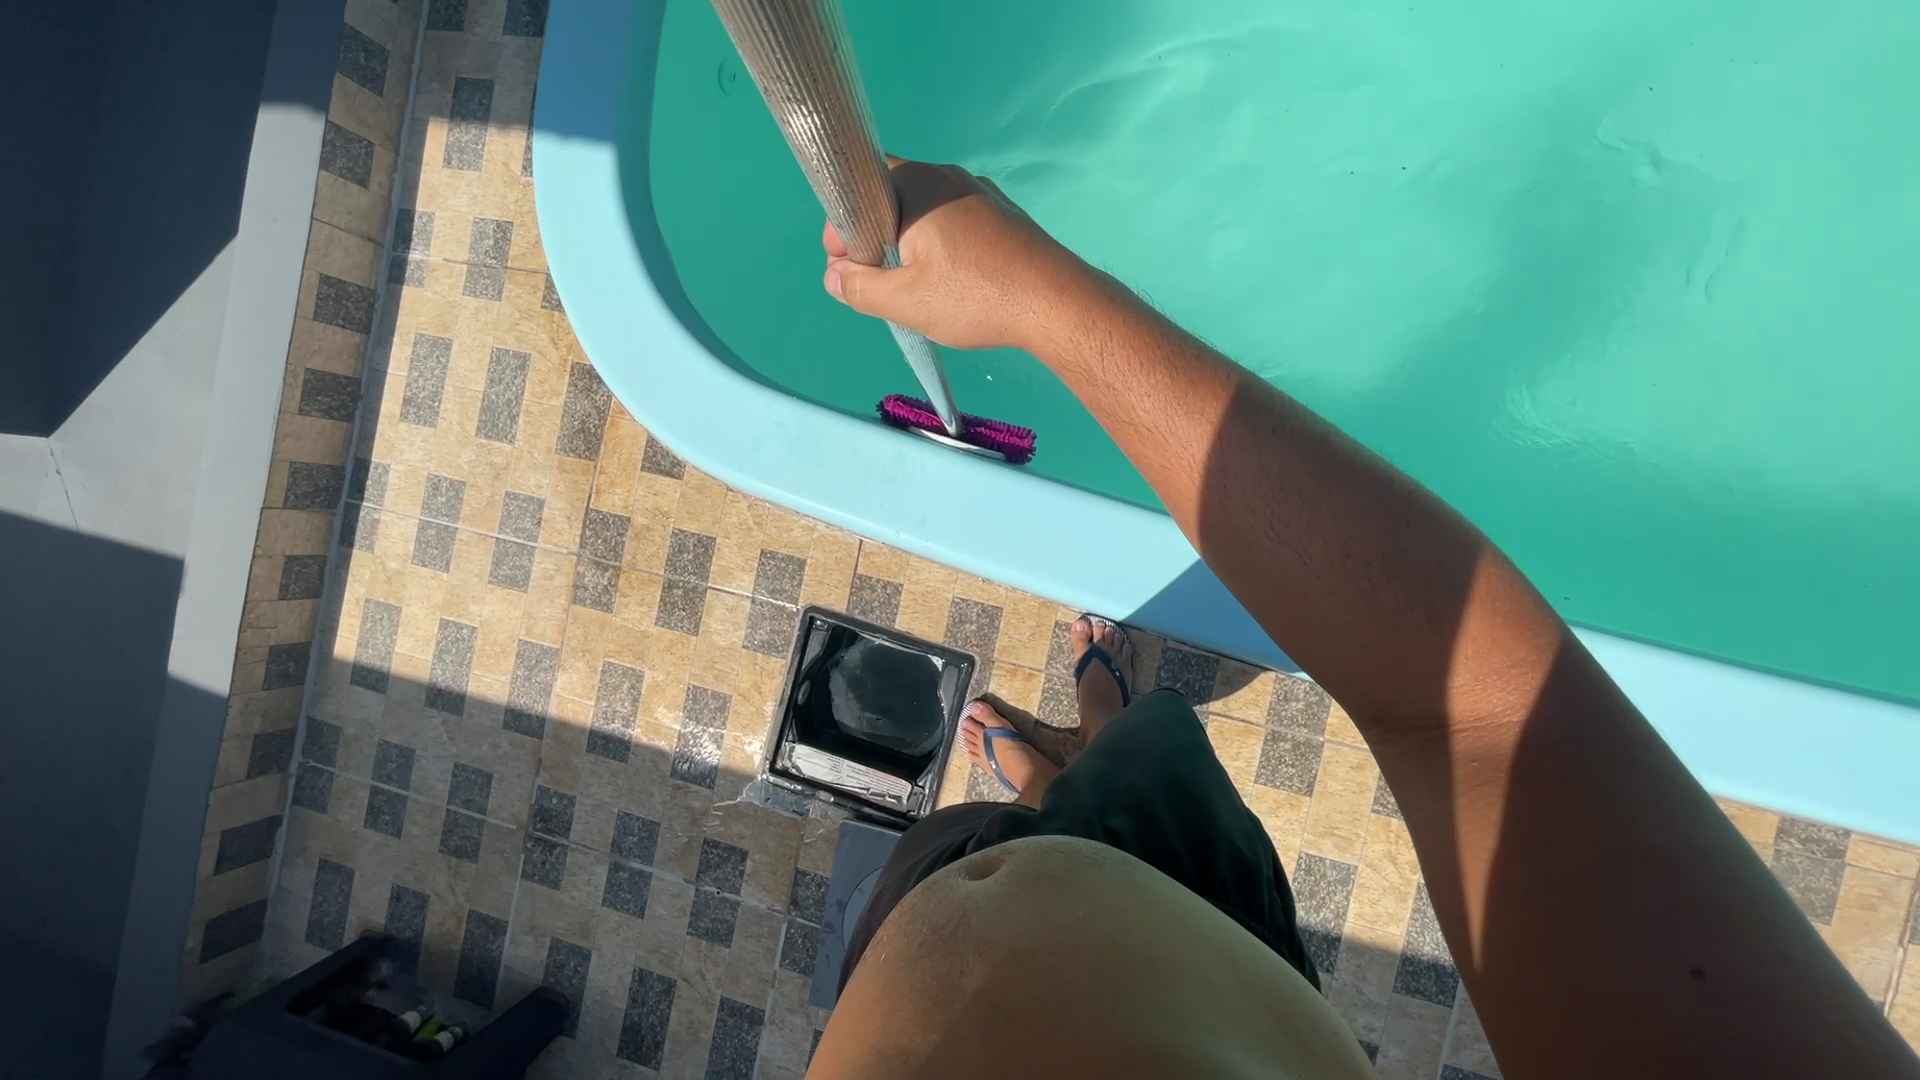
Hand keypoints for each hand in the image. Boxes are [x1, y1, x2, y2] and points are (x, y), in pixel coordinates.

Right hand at [822, 157, 1096, 351]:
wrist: (1054, 301)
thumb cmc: (975, 298)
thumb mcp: (906, 303)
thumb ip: (862, 288)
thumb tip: (835, 277)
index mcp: (917, 185)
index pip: (860, 185)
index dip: (843, 226)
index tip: (844, 264)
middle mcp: (946, 176)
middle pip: (893, 196)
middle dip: (874, 235)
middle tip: (874, 279)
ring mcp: (979, 192)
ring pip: (925, 210)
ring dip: (909, 242)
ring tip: (912, 285)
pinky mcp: (1001, 214)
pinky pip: (954, 220)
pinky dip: (940, 244)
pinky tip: (951, 280)